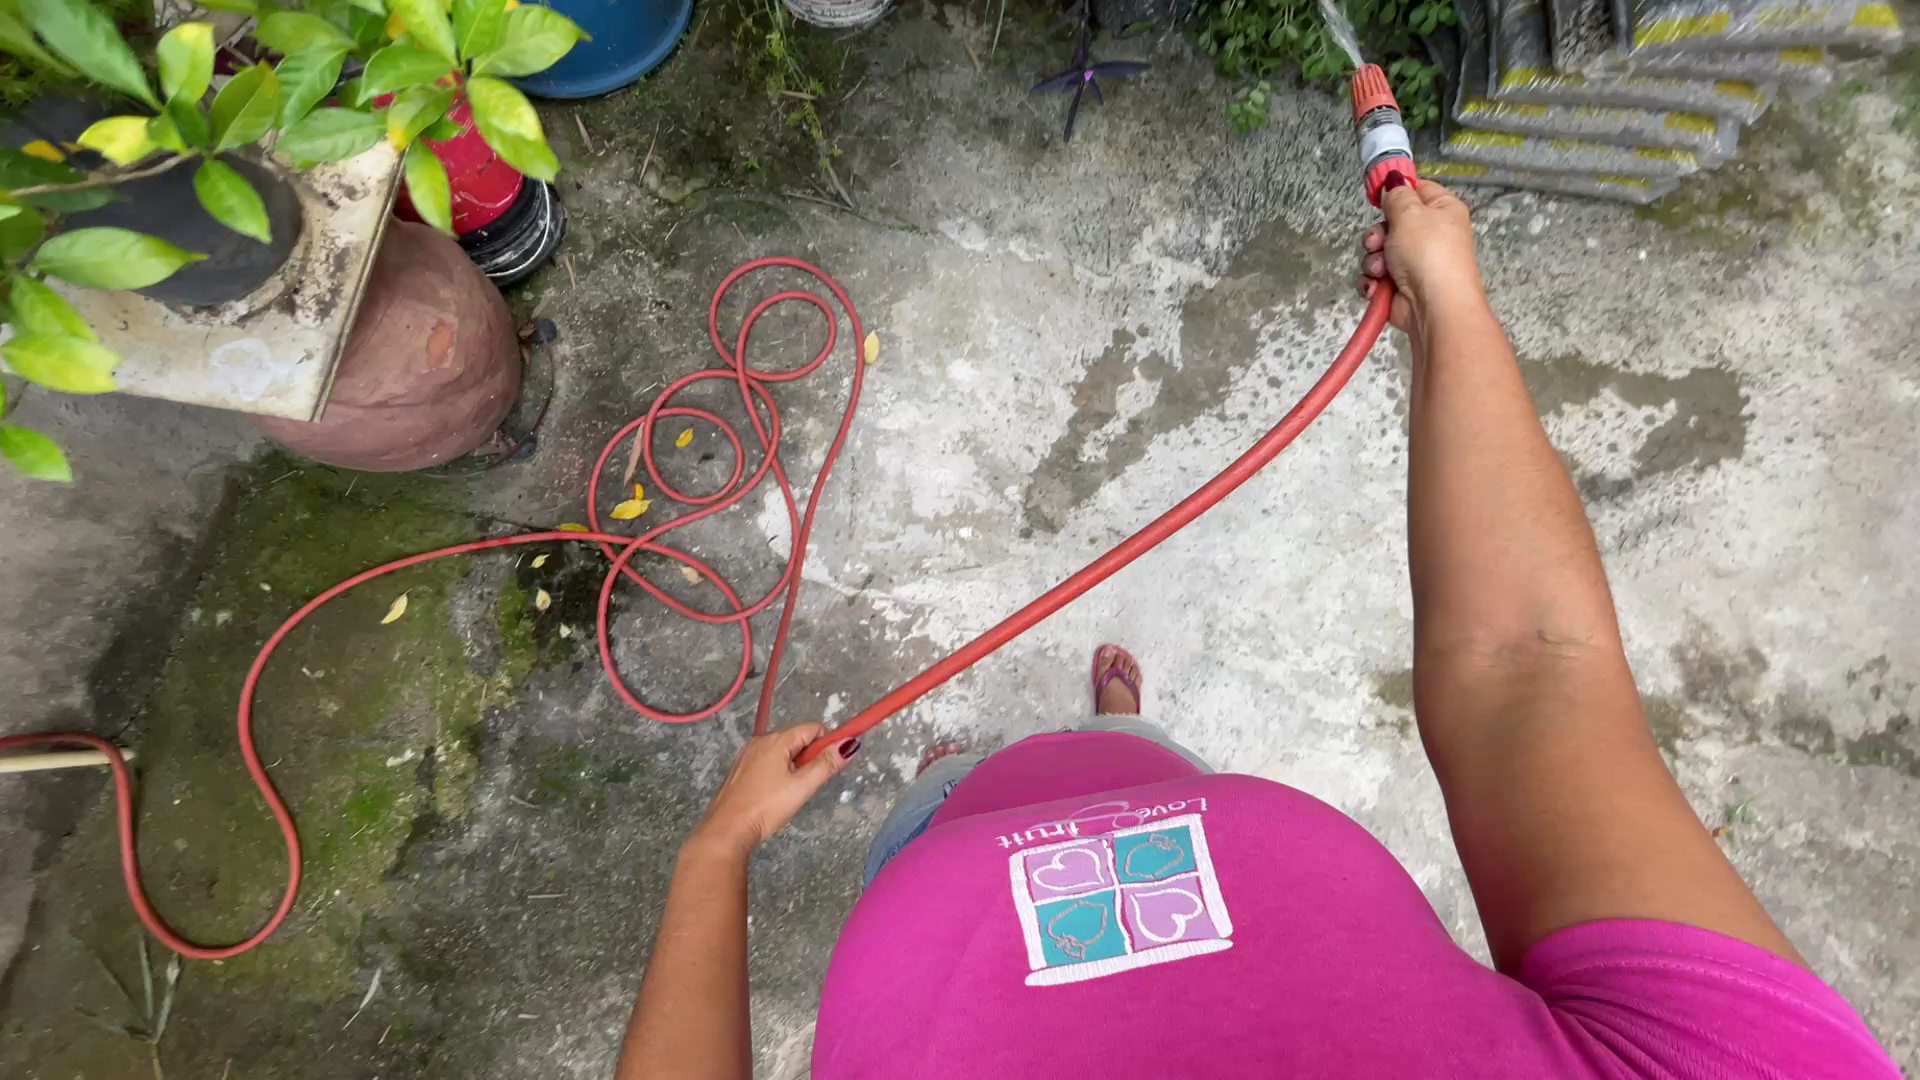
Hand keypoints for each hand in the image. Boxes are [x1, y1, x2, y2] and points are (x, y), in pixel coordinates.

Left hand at [685, 723, 858, 858]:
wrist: (725, 831)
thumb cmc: (766, 807)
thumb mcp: (802, 787)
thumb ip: (826, 764)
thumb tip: (850, 743)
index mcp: (776, 740)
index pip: (813, 728)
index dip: (826, 743)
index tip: (828, 766)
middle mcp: (760, 740)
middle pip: (797, 738)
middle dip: (809, 756)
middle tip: (808, 783)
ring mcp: (746, 754)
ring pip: (782, 750)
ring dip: (793, 764)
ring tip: (790, 791)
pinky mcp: (739, 769)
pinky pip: (767, 760)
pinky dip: (777, 771)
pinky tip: (773, 793)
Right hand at [1357, 179, 1485, 334]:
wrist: (1432, 303)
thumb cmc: (1427, 252)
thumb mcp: (1410, 214)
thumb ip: (1397, 196)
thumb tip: (1393, 180)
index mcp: (1440, 210)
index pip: (1417, 190)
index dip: (1396, 192)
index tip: (1376, 196)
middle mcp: (1427, 234)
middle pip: (1389, 224)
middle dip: (1376, 236)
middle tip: (1378, 242)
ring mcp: (1411, 261)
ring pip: (1377, 253)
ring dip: (1372, 262)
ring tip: (1380, 271)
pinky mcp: (1396, 285)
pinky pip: (1373, 277)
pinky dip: (1371, 282)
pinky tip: (1376, 288)